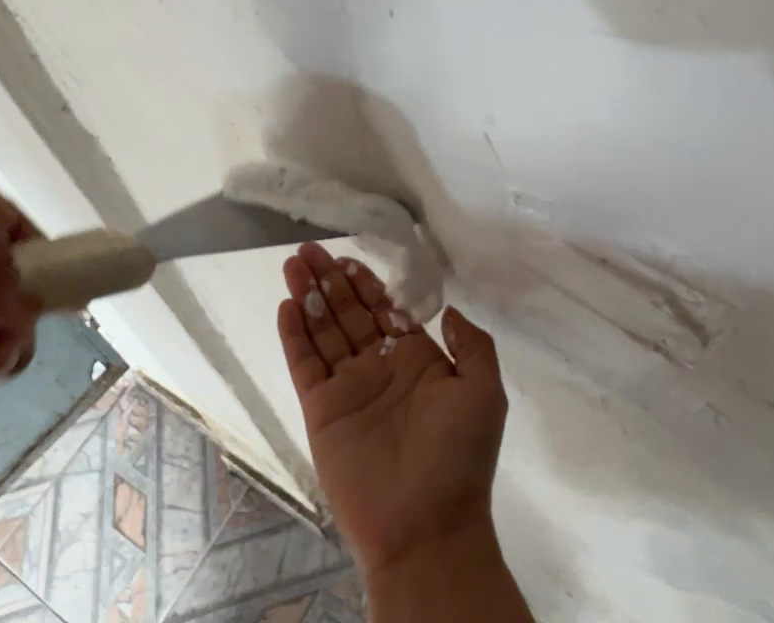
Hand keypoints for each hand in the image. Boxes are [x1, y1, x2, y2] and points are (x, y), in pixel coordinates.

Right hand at [275, 242, 507, 575]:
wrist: (425, 524)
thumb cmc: (459, 456)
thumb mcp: (484, 392)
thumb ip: (472, 346)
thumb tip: (449, 310)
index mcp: (418, 362)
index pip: (387, 312)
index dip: (369, 285)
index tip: (350, 257)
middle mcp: (381, 369)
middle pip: (351, 314)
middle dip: (333, 280)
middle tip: (311, 249)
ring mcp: (349, 388)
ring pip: (325, 332)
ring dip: (310, 298)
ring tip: (294, 264)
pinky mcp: (321, 410)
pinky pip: (305, 364)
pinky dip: (296, 335)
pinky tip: (288, 306)